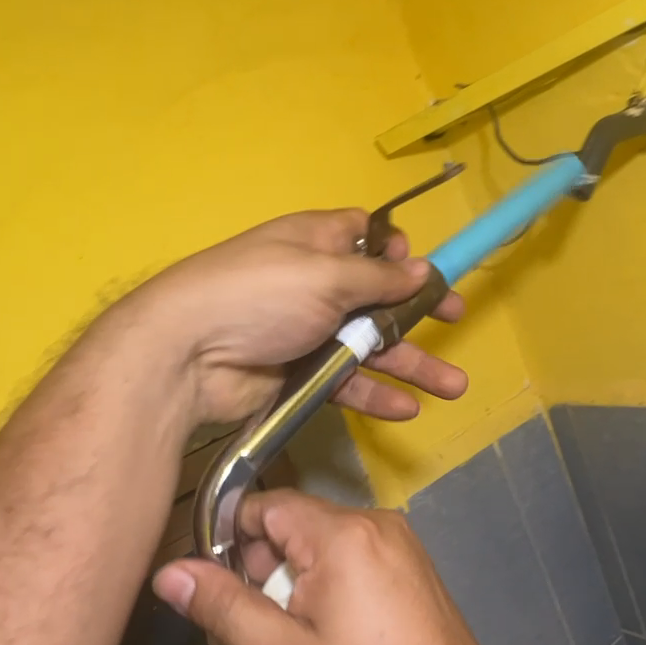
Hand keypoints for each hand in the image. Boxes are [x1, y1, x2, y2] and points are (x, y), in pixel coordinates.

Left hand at [123, 209, 467, 424]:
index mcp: (316, 243)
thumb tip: (420, 268)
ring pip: (370, 347)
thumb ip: (378, 278)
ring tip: (455, 387)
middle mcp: (315, 284)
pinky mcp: (300, 375)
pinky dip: (375, 394)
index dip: (395, 249)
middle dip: (419, 311)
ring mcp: (307, 332)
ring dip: (411, 365)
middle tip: (456, 320)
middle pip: (378, 296)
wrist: (188, 356)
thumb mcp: (325, 274)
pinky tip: (406, 409)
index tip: (421, 268)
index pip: (364, 236)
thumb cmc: (261, 294)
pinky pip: (346, 382)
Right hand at [152, 491, 522, 644]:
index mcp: (344, 533)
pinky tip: (335, 636)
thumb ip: (224, 606)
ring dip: (297, 581)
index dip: (232, 540)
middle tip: (263, 629)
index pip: (267, 505)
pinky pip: (354, 558)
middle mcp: (377, 522)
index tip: (219, 589)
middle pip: (296, 524)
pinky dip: (330, 585)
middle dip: (266, 567)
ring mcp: (401, 542)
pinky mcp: (413, 565)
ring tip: (299, 640)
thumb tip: (168, 571)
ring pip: (324, 545)